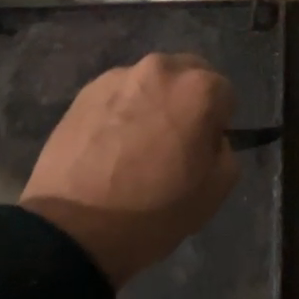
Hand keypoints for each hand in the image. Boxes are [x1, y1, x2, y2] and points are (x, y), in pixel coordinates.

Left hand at [19, 53, 239, 287]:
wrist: (73, 229)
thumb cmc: (154, 211)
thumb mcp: (215, 191)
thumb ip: (224, 151)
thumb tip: (209, 139)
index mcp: (199, 88)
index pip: (225, 94)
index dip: (218, 123)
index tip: (203, 149)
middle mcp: (160, 69)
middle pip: (188, 75)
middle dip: (187, 101)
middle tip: (174, 141)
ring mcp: (119, 77)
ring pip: (150, 84)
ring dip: (152, 103)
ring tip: (135, 145)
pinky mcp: (85, 92)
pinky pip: (118, 95)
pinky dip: (121, 112)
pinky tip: (110, 145)